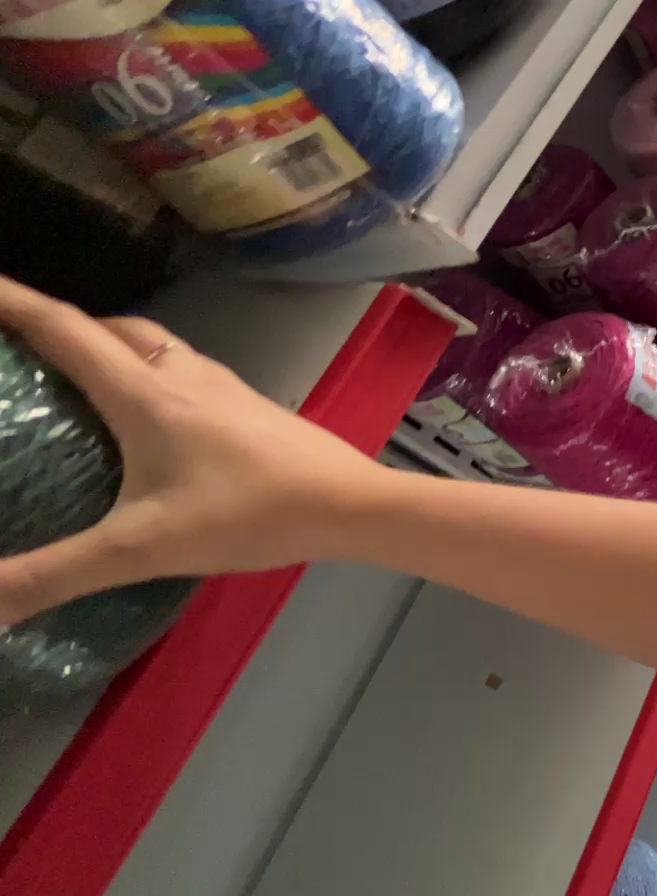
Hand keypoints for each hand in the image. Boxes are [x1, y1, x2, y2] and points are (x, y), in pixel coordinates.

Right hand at [0, 277, 393, 624]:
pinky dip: (170, 382)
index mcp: (150, 395)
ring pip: (171, 354)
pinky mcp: (273, 419)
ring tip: (89, 380)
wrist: (362, 508)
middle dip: (65, 325)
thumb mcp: (145, 548)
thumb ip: (53, 575)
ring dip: (125, 352)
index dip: (6, 299)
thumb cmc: (258, 515)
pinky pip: (206, 382)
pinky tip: (171, 423)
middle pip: (120, 331)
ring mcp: (242, 398)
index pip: (62, 327)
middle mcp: (195, 382)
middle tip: (23, 344)